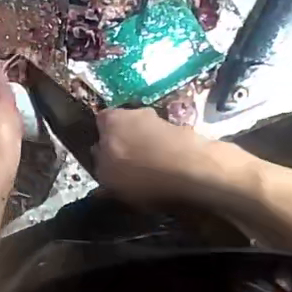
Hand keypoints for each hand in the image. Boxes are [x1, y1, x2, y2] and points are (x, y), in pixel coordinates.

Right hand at [95, 107, 245, 205]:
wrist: (192, 171)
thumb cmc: (140, 175)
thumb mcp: (107, 180)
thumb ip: (100, 167)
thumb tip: (100, 160)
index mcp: (112, 119)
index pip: (100, 123)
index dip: (103, 140)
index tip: (106, 159)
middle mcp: (137, 112)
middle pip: (127, 127)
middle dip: (127, 143)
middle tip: (128, 168)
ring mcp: (163, 120)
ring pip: (149, 135)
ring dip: (149, 150)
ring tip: (152, 175)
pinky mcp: (187, 131)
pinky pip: (169, 145)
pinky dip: (168, 156)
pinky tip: (170, 175)